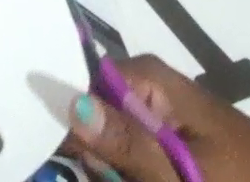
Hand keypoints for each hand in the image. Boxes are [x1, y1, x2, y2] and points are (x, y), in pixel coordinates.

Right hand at [67, 56, 249, 181]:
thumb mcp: (182, 174)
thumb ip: (126, 143)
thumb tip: (68, 102)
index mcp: (147, 78)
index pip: (79, 88)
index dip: (69, 128)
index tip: (77, 163)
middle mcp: (147, 87)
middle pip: (90, 119)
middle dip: (97, 159)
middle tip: (123, 180)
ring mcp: (159, 117)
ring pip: (109, 144)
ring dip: (115, 173)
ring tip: (138, 181)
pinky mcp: (170, 143)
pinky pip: (133, 155)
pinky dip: (133, 175)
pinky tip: (143, 179)